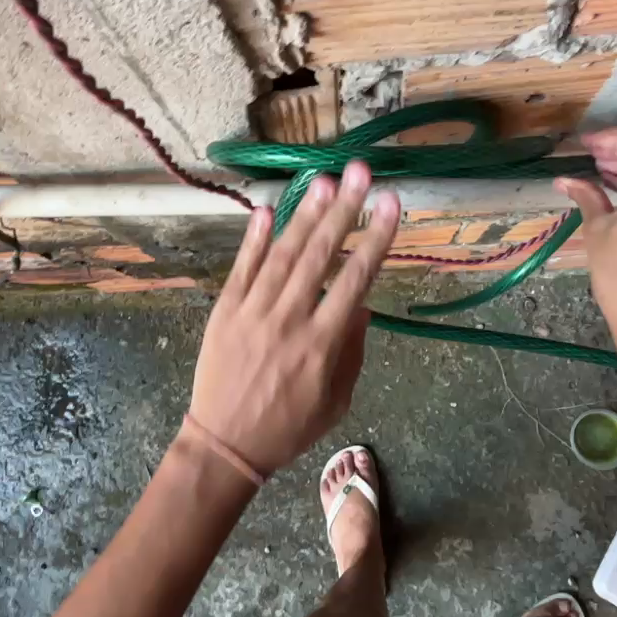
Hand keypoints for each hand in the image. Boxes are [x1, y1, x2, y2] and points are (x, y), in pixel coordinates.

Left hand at [187, 160, 399, 475]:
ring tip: (324, 180)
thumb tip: (361, 305)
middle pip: (320, 256)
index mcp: (322, 344)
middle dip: (344, 210)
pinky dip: (254, 240)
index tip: (392, 204)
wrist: (225, 445)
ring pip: (283, 255)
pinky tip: (268, 210)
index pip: (356, 280)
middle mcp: (289, 319)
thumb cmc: (288, 428)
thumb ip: (352, 352)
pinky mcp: (224, 311)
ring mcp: (252, 312)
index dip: (376, 239)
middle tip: (361, 172)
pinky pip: (242, 269)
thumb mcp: (336, 401)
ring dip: (305, 215)